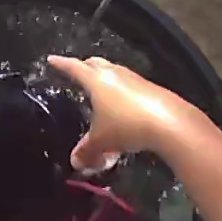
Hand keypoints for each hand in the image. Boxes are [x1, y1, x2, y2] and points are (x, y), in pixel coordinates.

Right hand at [47, 55, 203, 170]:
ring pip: (114, 73)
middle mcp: (114, 74)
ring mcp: (133, 79)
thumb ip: (87, 150)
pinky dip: (120, 93)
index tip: (52, 59)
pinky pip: (128, 86)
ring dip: (104, 80)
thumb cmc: (126, 125)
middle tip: (76, 73)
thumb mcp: (102, 141)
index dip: (61, 64)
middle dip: (84, 67)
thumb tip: (76, 161)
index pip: (74, 67)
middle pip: (95, 64)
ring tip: (99, 92)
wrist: (169, 122)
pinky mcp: (149, 89)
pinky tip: (122, 107)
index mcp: (96, 80)